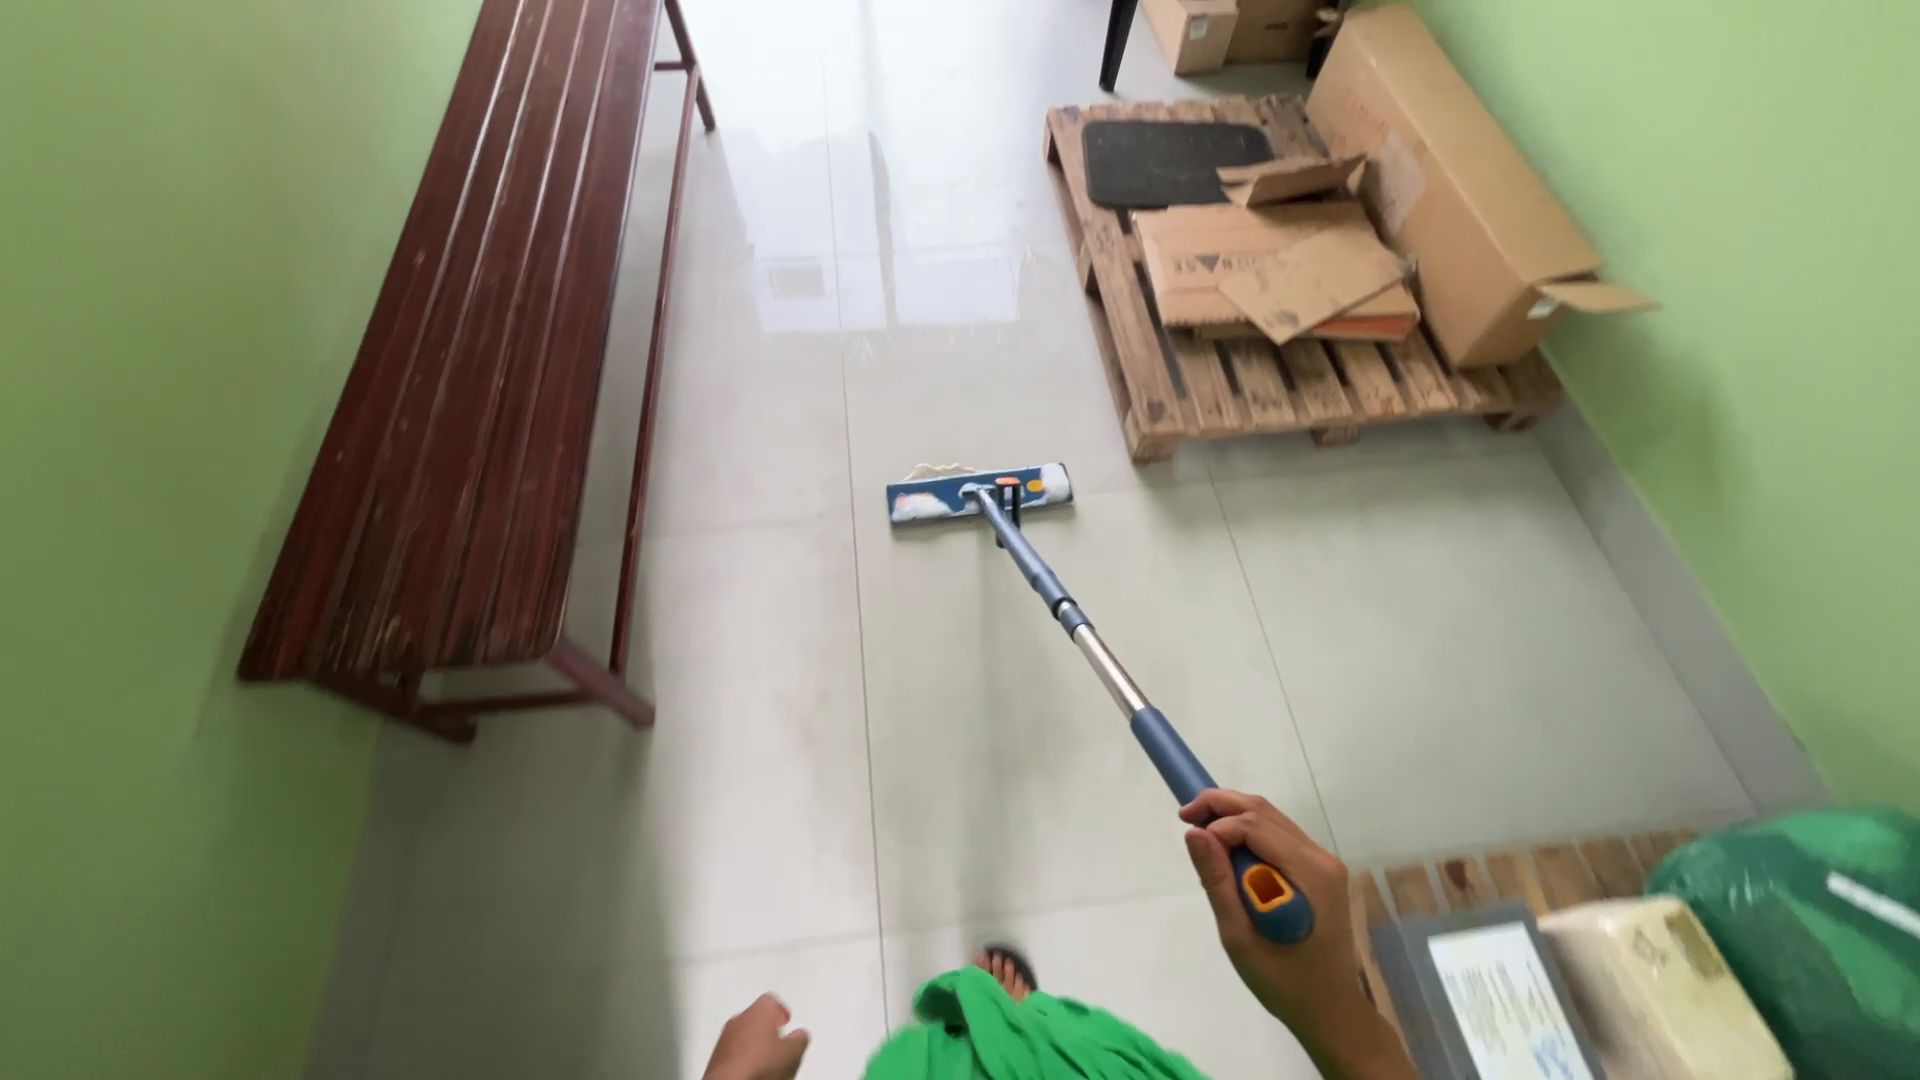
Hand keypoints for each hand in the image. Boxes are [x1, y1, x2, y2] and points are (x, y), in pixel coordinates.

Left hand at [701, 993, 808, 1079]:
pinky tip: (749, 1070)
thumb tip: (801, 1035)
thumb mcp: (792, 1052)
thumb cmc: (759, 1065)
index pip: (771, 1000)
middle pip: (756, 1017)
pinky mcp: (714, 1058)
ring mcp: (724, 1039)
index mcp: (758, 1010)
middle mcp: (739, 1019)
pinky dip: (741, 1057)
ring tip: (764, 1060)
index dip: (780, 1011)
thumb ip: (799, 1038)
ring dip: (752, 1043)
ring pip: (742, 1034)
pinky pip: (732, 1051)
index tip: (786, 1020)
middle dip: (766, 1028)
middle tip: (777, 1041)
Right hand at [1180, 790, 1414, 1079]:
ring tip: (1199, 828)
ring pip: (1271, 818)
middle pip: (1264, 811)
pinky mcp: (1319, 871)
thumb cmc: (1284, 982)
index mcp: (1309, 873)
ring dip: (1233, 816)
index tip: (1186, 831)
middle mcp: (1322, 858)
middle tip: (1185, 815)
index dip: (1217, 821)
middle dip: (1221, 805)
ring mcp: (1323, 864)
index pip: (1255, 824)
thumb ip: (1217, 881)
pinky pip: (1278, 837)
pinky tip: (1227, 848)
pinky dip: (1248, 833)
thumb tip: (1194, 832)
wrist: (1331, 1013)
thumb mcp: (1240, 936)